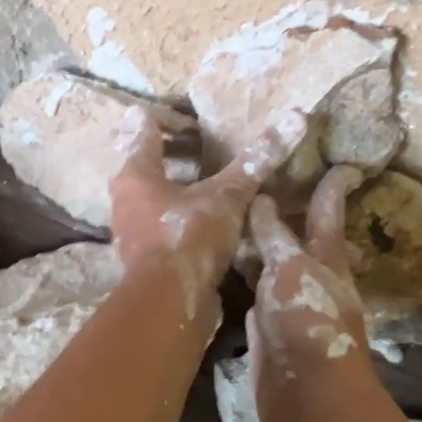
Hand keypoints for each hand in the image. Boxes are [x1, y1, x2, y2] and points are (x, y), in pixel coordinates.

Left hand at [110, 108, 306, 313]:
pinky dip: (182, 217)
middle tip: (204, 144)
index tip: (191, 118)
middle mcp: (125, 198)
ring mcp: (132, 229)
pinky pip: (162, 225)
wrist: (169, 303)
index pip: (145, 130)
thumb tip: (296, 118)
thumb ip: (256, 162)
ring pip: (154, 197)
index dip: (167, 118)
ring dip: (178, 188)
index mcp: (136, 173)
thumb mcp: (227, 196)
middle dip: (173, 153)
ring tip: (211, 182)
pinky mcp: (145, 257)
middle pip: (146, 163)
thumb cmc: (188, 237)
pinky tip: (208, 220)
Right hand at [245, 165, 371, 421]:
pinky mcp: (267, 330)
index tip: (342, 166)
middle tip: (267, 185)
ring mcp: (289, 306)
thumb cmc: (308, 322)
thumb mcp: (290, 268)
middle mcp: (311, 278)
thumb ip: (272, 235)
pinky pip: (254, 294)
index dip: (332, 189)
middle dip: (289, 214)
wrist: (309, 397)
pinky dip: (243, 278)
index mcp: (327, 258)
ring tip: (235, 218)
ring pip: (273, 266)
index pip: (328, 213)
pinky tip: (225, 265)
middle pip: (299, 238)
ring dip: (259, 246)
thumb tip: (261, 199)